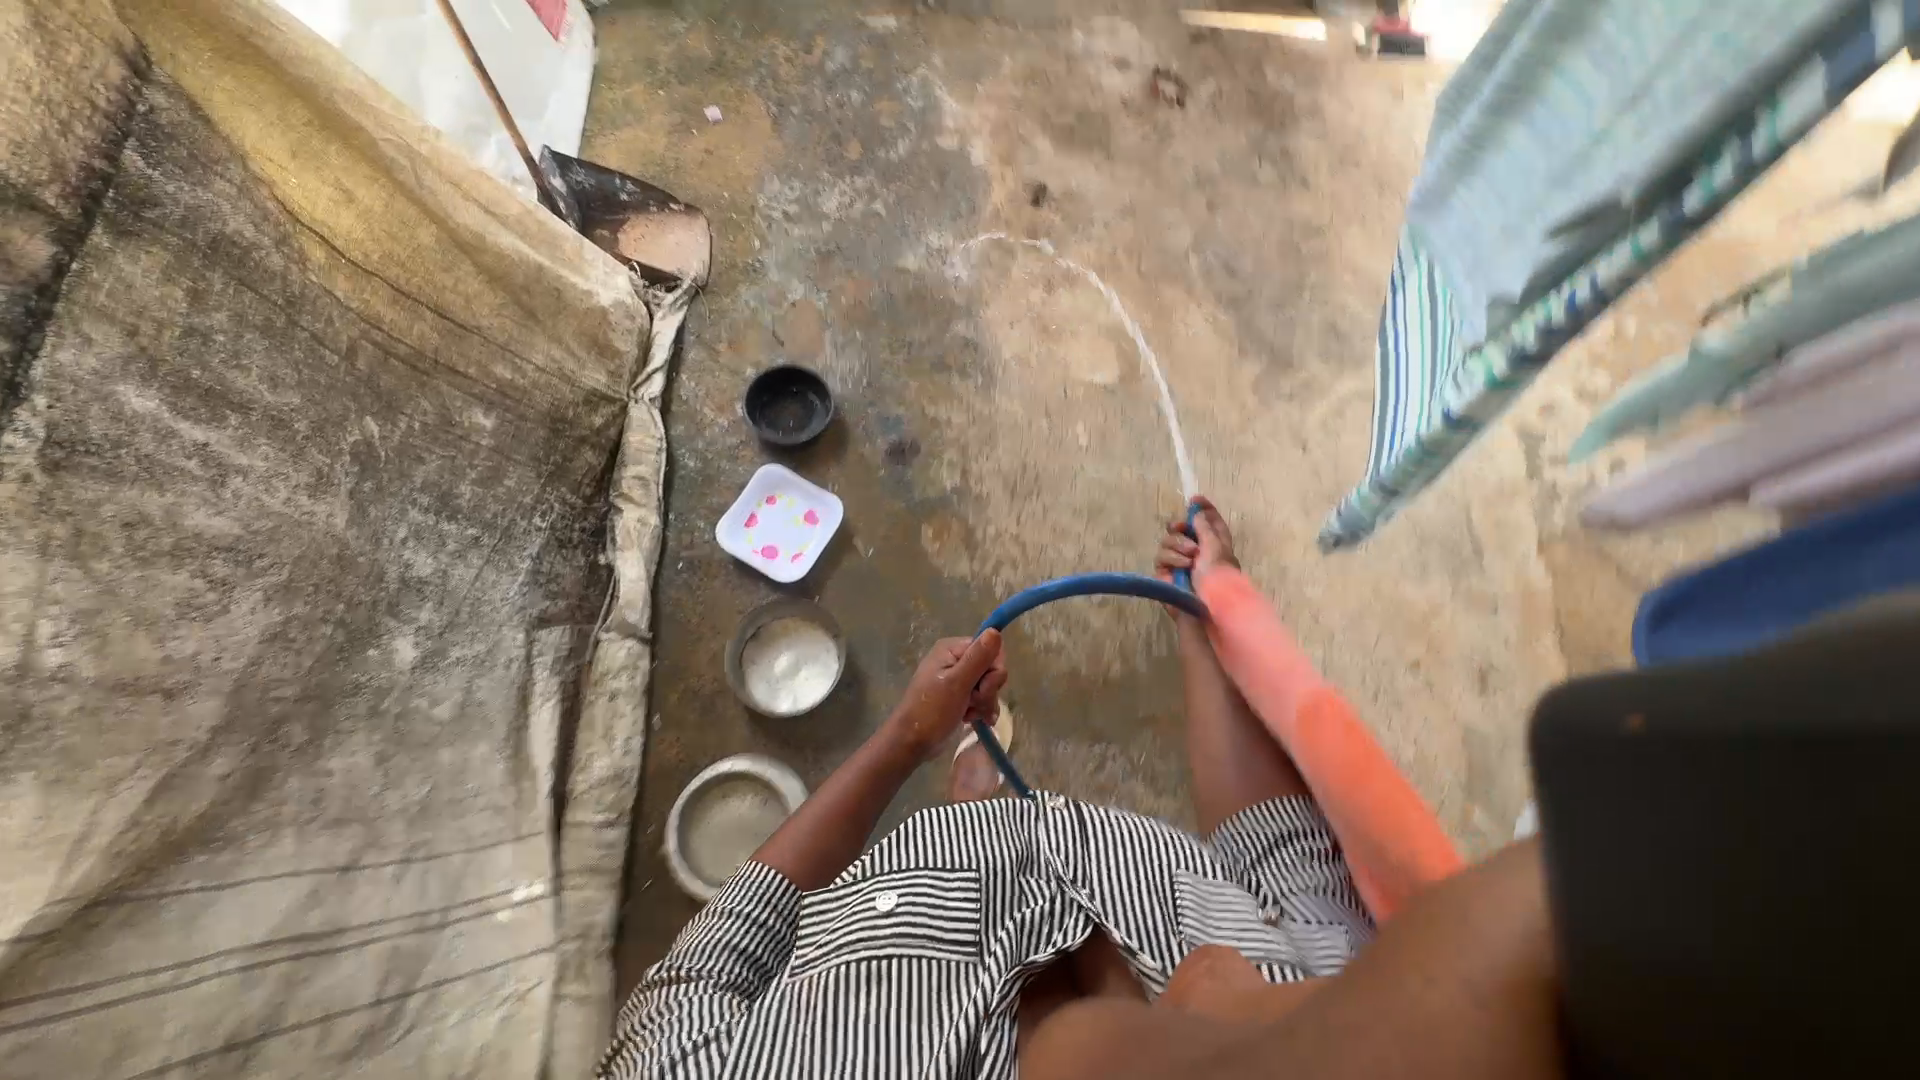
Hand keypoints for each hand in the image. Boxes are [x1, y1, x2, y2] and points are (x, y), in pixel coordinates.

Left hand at [882, 631, 1008, 759]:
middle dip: (988, 690)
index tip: (981, 688)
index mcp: (952, 649)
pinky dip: (980, 709)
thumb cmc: (931, 711)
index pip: (990, 650)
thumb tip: (995, 631)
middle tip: (973, 703)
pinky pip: (981, 697)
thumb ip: (978, 658)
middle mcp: (955, 659)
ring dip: (984, 702)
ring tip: (971, 715)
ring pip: (988, 685)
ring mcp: (957, 678)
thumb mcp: (956, 683)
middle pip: (991, 668)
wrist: (912, 742)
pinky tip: (974, 720)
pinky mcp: (959, 695)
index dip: (992, 671)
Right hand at [1154, 495, 1238, 593]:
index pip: (1206, 520)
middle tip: (1180, 527)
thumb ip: (1204, 526)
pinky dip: (1173, 558)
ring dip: (1179, 544)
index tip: (1194, 499)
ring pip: (1168, 540)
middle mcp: (1196, 549)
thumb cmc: (1218, 574)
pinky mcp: (1165, 572)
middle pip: (1181, 527)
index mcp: (1214, 541)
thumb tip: (1195, 512)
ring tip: (1191, 556)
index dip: (1201, 508)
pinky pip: (1162, 556)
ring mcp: (1179, 561)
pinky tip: (1183, 566)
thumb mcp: (1215, 546)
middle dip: (1180, 526)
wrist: (1208, 603)